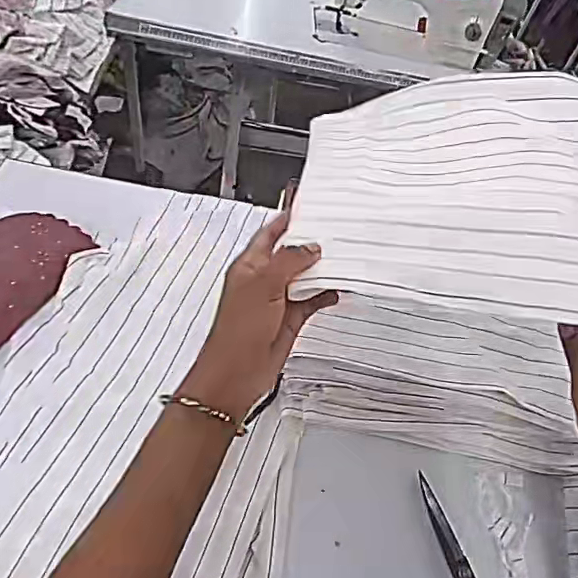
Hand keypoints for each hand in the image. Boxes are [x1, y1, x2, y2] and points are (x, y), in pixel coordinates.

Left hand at [179, 210, 337, 420]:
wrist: (237, 372)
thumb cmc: (236, 331)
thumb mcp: (263, 285)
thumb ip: (288, 262)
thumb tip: (309, 248)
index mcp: (249, 265)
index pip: (270, 234)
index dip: (287, 219)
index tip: (305, 205)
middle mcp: (263, 281)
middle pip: (291, 255)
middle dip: (310, 244)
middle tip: (333, 232)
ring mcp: (276, 301)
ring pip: (304, 277)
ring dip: (321, 270)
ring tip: (341, 258)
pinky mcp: (289, 319)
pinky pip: (311, 301)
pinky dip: (324, 295)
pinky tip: (336, 290)